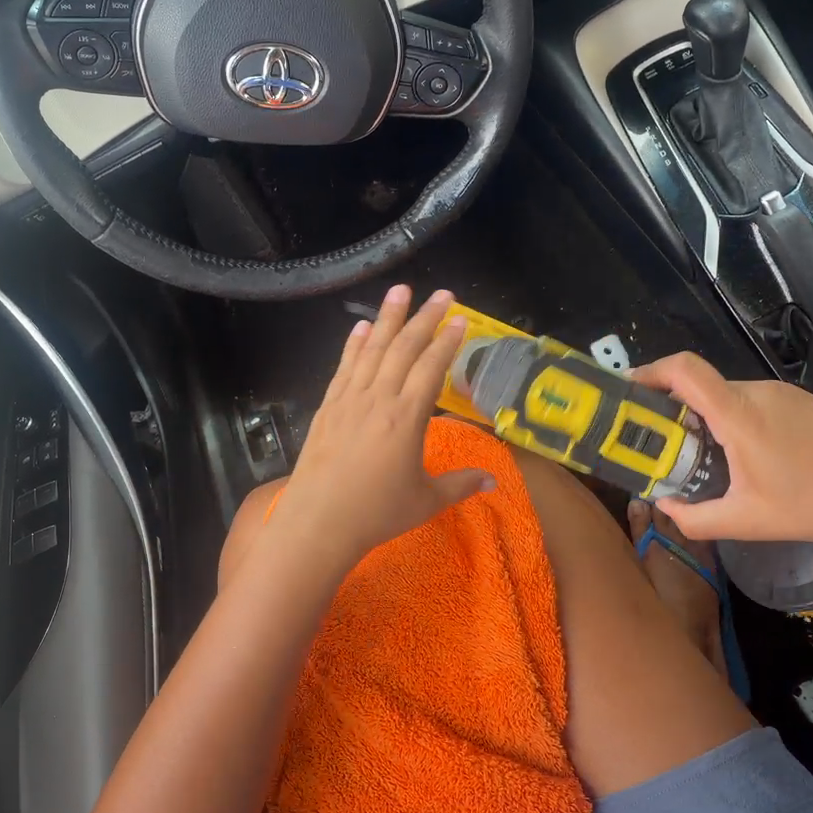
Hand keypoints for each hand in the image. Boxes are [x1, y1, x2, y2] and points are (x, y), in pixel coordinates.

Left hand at [268, 285, 493, 565]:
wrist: (318, 522)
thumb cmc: (376, 513)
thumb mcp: (425, 501)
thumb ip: (460, 485)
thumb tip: (494, 481)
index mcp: (407, 418)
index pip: (431, 367)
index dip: (447, 340)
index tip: (460, 318)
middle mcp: (379, 399)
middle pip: (404, 348)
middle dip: (425, 317)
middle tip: (442, 293)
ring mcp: (350, 399)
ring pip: (373, 349)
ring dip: (388, 317)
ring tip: (400, 290)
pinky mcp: (328, 406)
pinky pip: (345, 367)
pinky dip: (354, 343)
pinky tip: (361, 326)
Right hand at [631, 352, 812, 562]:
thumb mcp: (748, 521)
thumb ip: (694, 517)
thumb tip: (663, 503)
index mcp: (739, 413)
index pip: (683, 369)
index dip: (649, 371)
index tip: (627, 392)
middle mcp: (757, 392)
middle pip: (700, 386)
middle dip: (673, 410)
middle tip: (662, 445)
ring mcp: (783, 393)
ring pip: (726, 397)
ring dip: (706, 420)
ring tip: (707, 460)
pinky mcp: (803, 402)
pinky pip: (753, 403)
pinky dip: (735, 422)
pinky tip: (751, 459)